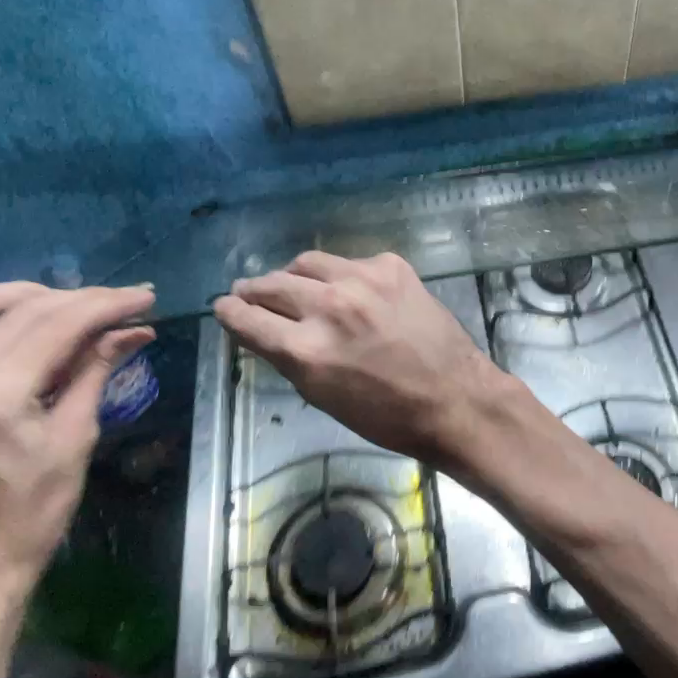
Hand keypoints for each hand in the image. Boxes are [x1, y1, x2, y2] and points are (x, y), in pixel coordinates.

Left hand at [0, 282, 155, 594]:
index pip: (60, 323)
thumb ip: (96, 371)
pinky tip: (18, 324)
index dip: (109, 304)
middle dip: (83, 298)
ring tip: (70, 305)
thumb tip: (134, 329)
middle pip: (26, 309)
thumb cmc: (33, 509)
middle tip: (124, 301)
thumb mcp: (76, 437)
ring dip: (27, 295)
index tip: (146, 297)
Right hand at [213, 252, 510, 465]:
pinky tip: (346, 288)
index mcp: (305, 350)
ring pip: (308, 263)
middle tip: (248, 292)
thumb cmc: (387, 415)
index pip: (249, 320)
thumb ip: (290, 358)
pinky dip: (341, 274)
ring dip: (292, 274)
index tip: (223, 306)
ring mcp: (362, 280)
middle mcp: (328, 307)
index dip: (230, 312)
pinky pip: (351, 262)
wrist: (455, 397)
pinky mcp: (392, 267)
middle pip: (272, 285)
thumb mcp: (323, 396)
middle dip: (254, 290)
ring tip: (290, 282)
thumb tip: (266, 330)